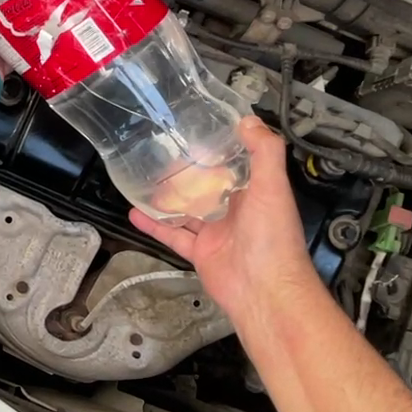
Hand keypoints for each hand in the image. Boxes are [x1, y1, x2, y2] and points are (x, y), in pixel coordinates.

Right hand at [128, 117, 327, 329]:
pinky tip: (137, 213)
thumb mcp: (273, 188)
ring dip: (166, 199)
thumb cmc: (274, 240)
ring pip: (187, 211)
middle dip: (187, 175)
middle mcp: (236, 212)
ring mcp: (216, 233)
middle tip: (161, 157)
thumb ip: (264, 153)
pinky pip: (173, 234)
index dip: (218, 152)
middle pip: (207, 188)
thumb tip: (249, 121)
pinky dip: (154, 225)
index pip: (236, 167)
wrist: (264, 290)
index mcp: (256, 194)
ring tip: (144, 182)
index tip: (195, 136)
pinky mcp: (200, 251)